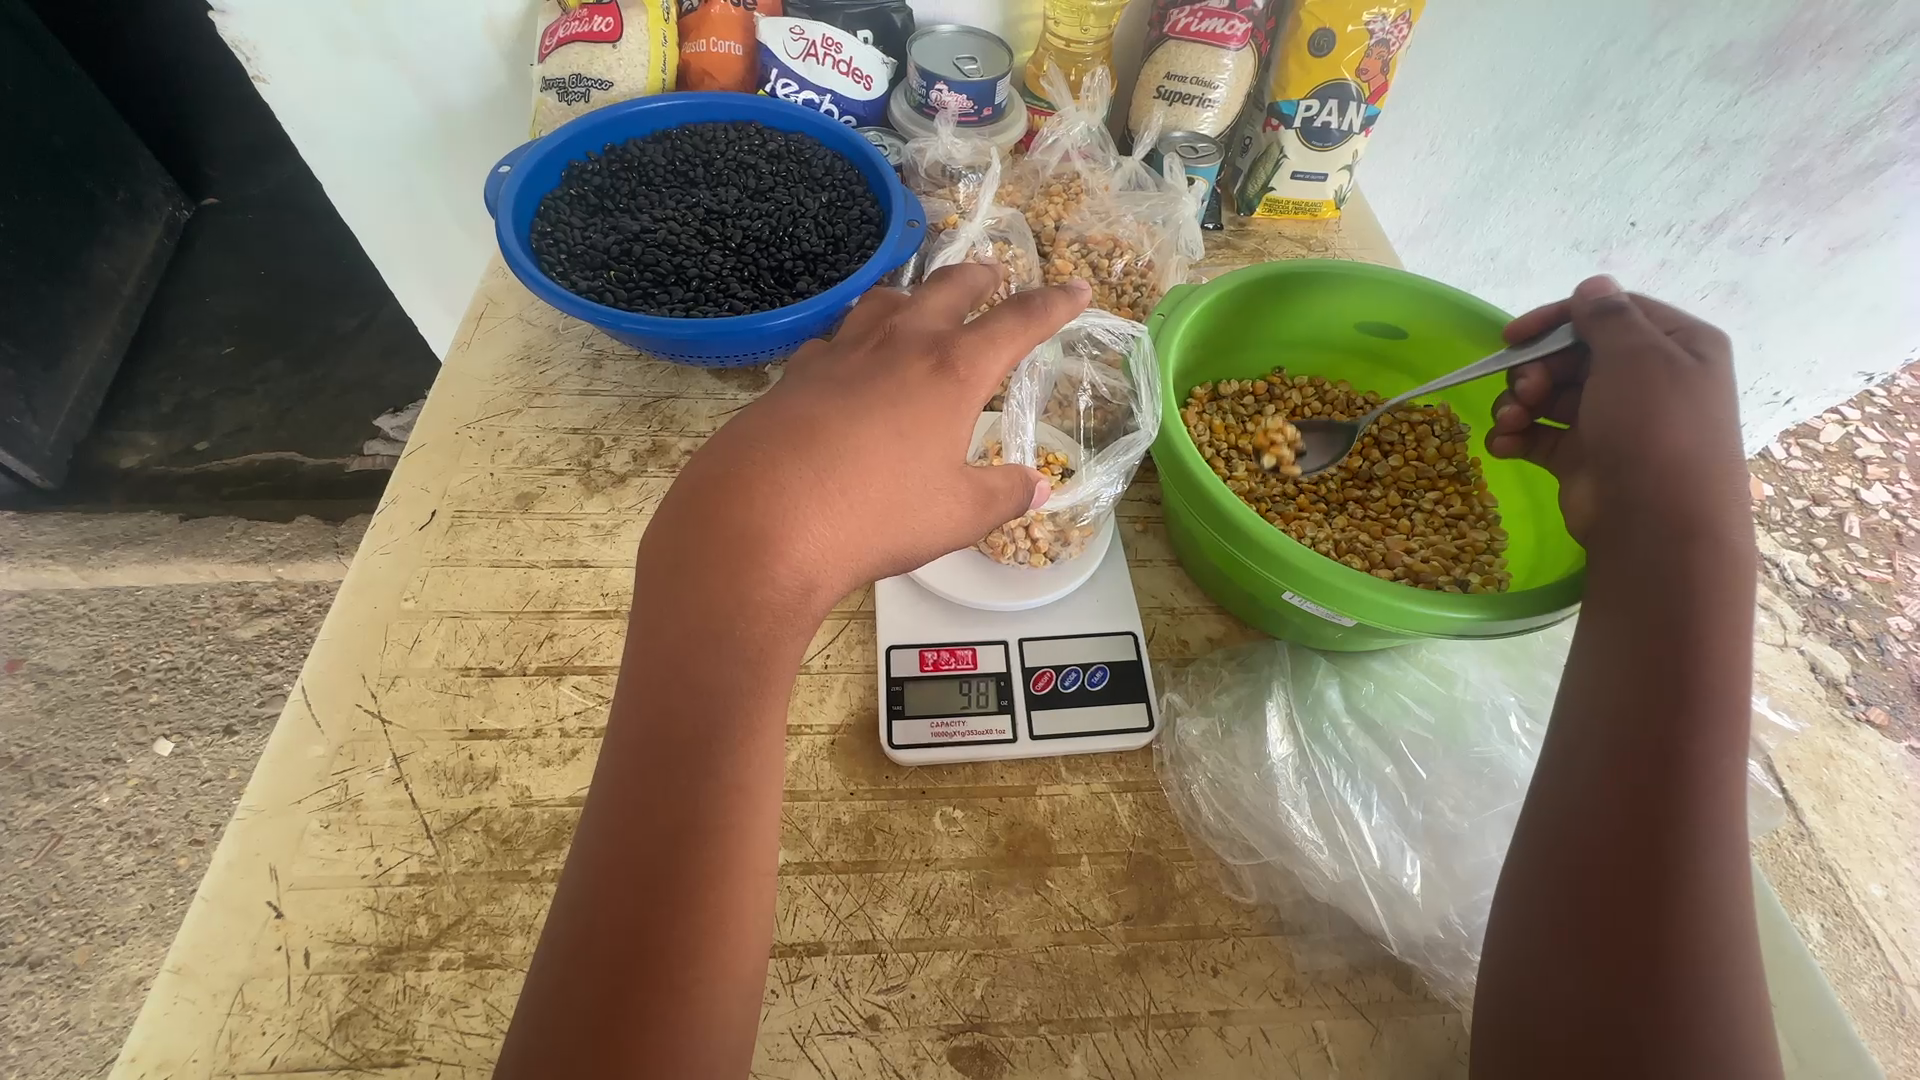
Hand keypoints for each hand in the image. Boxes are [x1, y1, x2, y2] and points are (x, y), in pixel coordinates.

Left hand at [643, 265, 1090, 611]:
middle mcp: (897, 347)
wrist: (761, 521)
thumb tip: (1035, 488)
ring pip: (884, 302)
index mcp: (951, 372)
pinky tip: (848, 360)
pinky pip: (834, 339)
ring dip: (913, 295)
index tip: (1077, 288)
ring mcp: (839, 354)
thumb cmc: (876, 516)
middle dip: (979, 278)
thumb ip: (1003, 496)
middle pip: (946, 290)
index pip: (1018, 324)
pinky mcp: (793, 375)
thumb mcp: (958, 516)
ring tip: (921, 303)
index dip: (1054, 305)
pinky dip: (855, 338)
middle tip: (995, 274)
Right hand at [1487, 275, 1749, 553]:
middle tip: (1526, 391)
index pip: (1606, 315)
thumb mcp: (1636, 358)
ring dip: (1518, 404)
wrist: (1654, 519)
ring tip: (1513, 422)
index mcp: (1672, 346)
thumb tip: (1592, 285)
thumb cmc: (1653, 427)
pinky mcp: (1579, 455)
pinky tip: (1505, 446)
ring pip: (1547, 396)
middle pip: (1568, 357)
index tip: (1510, 337)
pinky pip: (1537, 434)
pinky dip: (1515, 436)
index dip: (1556, 320)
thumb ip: (1607, 317)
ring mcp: (1608, 420)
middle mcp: (1642, 379)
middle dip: (1533, 371)